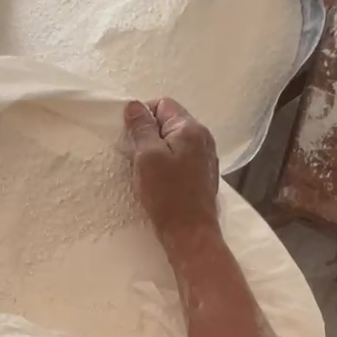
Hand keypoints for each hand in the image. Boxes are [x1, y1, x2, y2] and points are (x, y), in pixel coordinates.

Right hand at [125, 98, 219, 253]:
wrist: (190, 232)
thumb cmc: (167, 194)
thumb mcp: (147, 157)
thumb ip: (141, 129)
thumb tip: (134, 106)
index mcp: (190, 128)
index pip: (163, 104)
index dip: (142, 115)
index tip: (130, 136)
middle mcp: (203, 137)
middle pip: (170, 122)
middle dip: (149, 133)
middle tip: (134, 155)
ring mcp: (206, 156)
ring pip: (174, 141)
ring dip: (157, 150)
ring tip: (144, 169)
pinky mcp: (203, 174)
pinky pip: (181, 157)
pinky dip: (167, 163)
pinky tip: (158, 180)